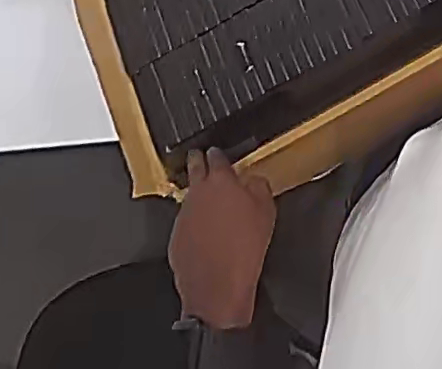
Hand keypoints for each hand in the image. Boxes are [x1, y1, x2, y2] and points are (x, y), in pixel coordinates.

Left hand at [168, 148, 275, 329]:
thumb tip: (253, 179)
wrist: (217, 288)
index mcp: (220, 181)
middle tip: (201, 157)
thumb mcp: (266, 211)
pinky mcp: (175, 235)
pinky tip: (203, 232)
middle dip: (198, 159)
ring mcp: (183, 213)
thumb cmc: (245, 248)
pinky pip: (185, 221)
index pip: (216, 156)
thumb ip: (259, 186)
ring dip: (197, 194)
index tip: (219, 154)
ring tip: (207, 200)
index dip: (218, 154)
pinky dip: (193, 221)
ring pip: (189, 194)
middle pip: (194, 166)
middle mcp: (198, 191)